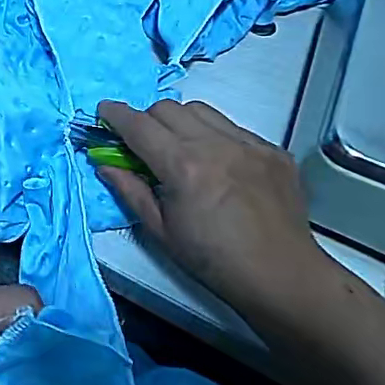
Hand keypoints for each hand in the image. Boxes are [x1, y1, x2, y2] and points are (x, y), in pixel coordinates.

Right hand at [95, 99, 321, 307]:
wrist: (280, 276)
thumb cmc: (214, 261)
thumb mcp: (161, 231)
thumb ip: (130, 191)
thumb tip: (105, 164)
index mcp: (183, 166)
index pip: (139, 125)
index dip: (115, 115)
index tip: (103, 113)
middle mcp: (216, 145)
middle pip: (167, 108)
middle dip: (147, 120)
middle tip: (144, 145)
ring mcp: (248, 144)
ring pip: (201, 111)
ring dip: (181, 122)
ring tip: (184, 151)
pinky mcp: (272, 150)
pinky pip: (233, 128)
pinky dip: (216, 137)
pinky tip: (220, 166)